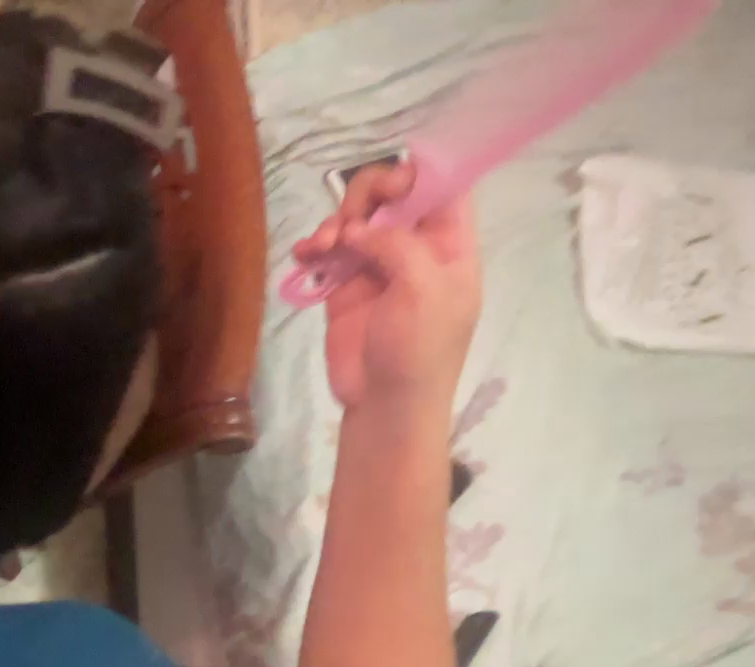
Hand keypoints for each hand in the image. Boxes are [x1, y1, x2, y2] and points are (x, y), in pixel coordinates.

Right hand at [293, 163, 479, 413]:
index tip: (390, 185)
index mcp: (449, 246)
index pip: (442, 189)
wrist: (385, 403)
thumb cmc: (419, 350)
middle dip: (366, 198)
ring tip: (319, 247)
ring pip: (355, 222)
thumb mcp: (424, 290)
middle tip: (348, 222)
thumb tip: (357, 229)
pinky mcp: (342, 289)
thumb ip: (397, 245)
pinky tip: (304, 256)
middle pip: (391, 199)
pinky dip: (313, 249)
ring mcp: (375, 268)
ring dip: (333, 224)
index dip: (418, 174)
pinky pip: (327, 255)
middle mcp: (413, 249)